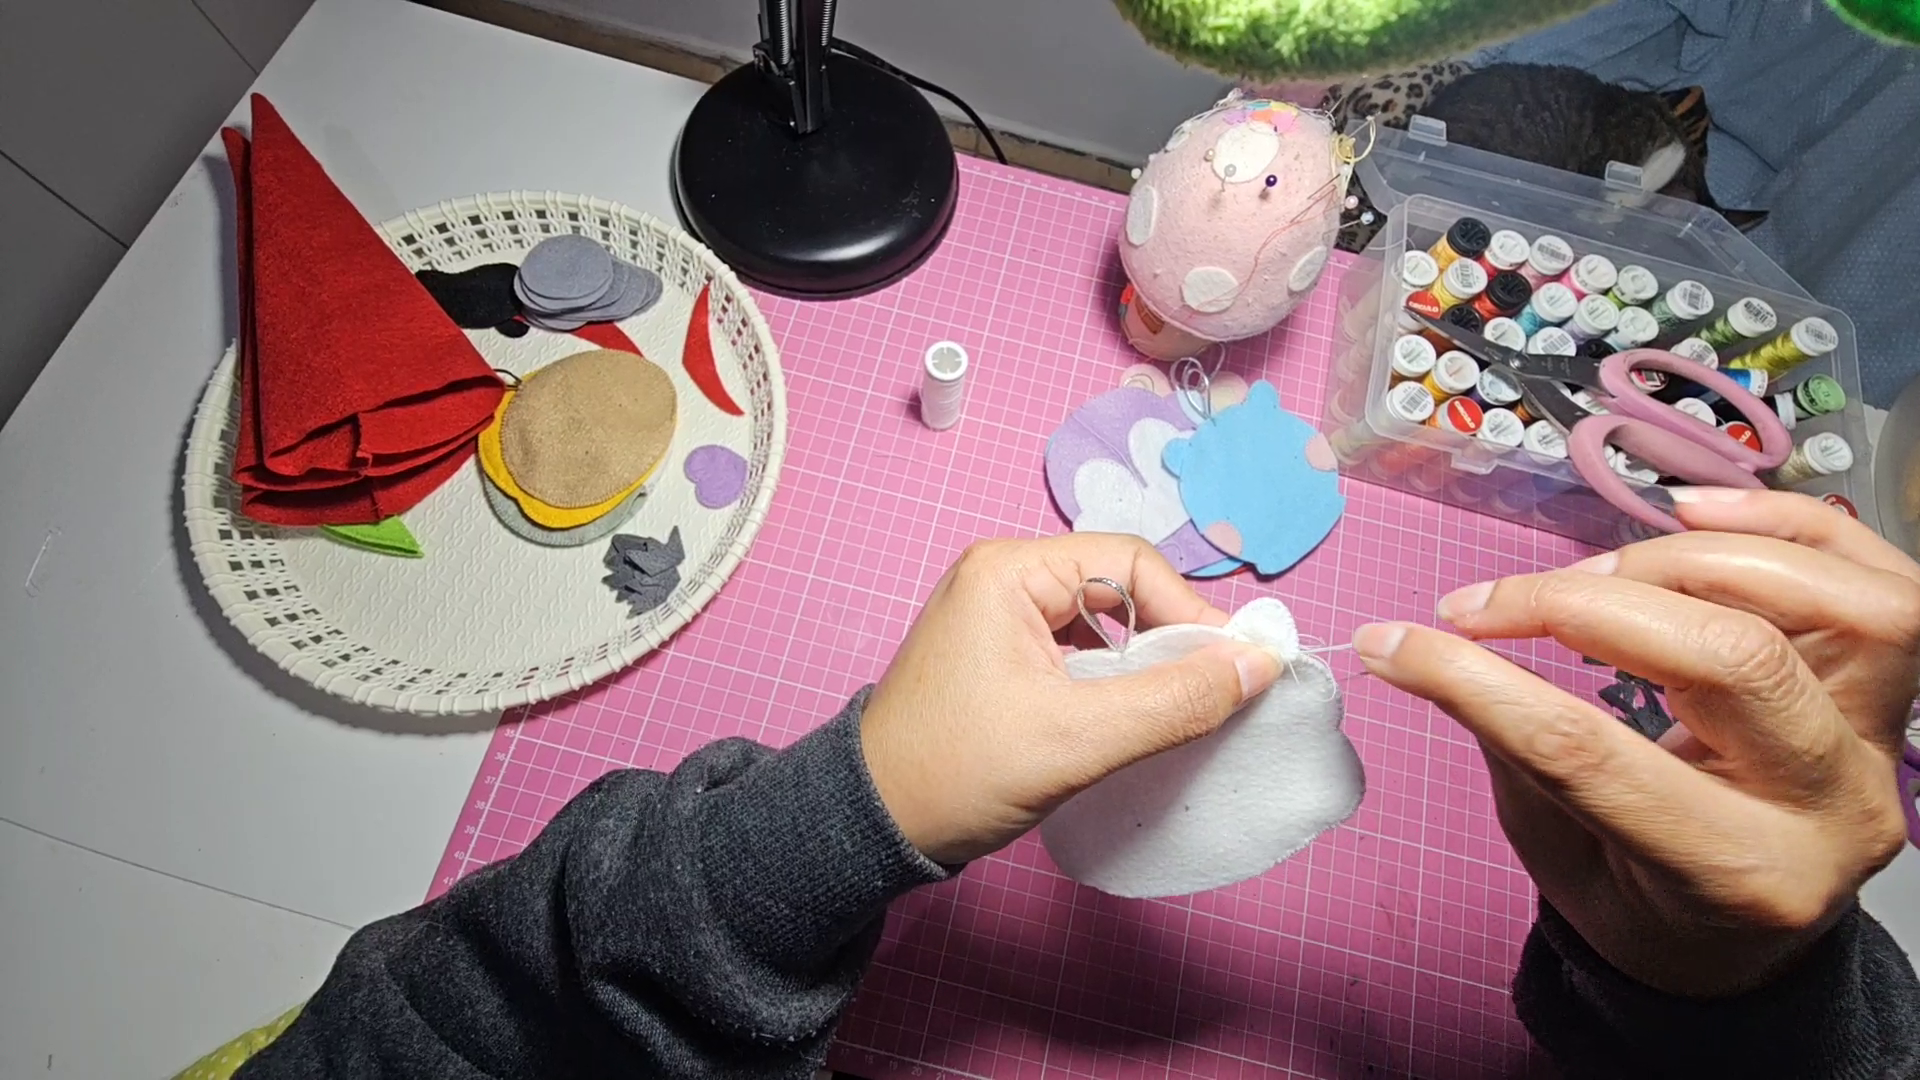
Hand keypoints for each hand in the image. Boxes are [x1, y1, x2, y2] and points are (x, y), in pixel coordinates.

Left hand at [861, 534, 1281, 864]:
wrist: (878, 821)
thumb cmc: (961, 770)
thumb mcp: (1078, 738)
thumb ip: (1174, 699)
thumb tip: (1256, 663)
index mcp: (1010, 570)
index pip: (1129, 561)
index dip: (1190, 609)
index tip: (1234, 666)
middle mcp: (1003, 576)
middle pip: (1117, 586)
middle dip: (1168, 635)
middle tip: (1211, 690)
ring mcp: (998, 613)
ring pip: (1100, 619)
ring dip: (1142, 659)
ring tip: (1174, 705)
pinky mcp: (1000, 650)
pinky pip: (1075, 646)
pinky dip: (1111, 674)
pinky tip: (1131, 710)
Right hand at [1352, 489, 1916, 996]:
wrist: (1737, 935)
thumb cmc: (1626, 893)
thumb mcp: (1544, 843)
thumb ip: (1501, 738)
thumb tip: (1414, 647)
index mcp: (1727, 869)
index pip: (1580, 747)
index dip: (1464, 679)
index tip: (1386, 643)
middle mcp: (1831, 802)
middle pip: (1726, 659)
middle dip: (1566, 607)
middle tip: (1475, 609)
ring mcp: (1879, 741)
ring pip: (1848, 609)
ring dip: (1682, 563)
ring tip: (1583, 575)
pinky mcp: (1887, 694)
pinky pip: (1885, 581)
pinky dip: (1785, 525)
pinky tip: (1689, 512)